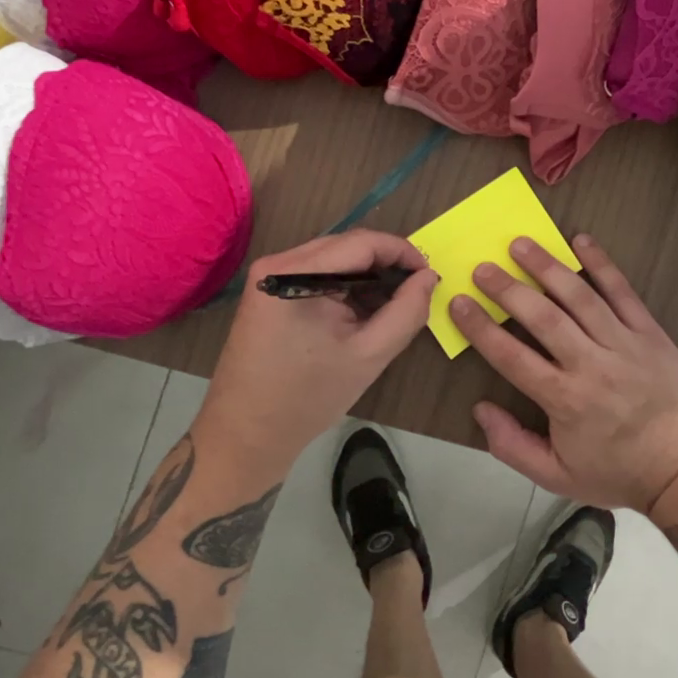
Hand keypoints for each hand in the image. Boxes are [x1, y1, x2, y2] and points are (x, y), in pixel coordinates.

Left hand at [197, 230, 438, 467]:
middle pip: (347, 247)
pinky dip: (346, 290)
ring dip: (367, 279)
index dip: (403, 253)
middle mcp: (277, 263)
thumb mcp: (369, 355)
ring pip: (334, 261)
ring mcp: (270, 278)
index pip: (362, 242)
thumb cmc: (306, 398)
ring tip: (392, 310)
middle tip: (416, 295)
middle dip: (386, 267)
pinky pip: (319, 278)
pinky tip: (362, 317)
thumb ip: (406, 312)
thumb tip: (429, 277)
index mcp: (294, 272)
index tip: (430, 277)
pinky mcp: (270, 294)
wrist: (246, 435)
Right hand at [452, 234, 677, 511]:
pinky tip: (581, 241)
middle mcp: (592, 365)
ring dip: (548, 267)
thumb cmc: (618, 472)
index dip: (481, 329)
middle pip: (544, 318)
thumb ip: (513, 446)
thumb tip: (480, 410)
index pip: (513, 357)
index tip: (459, 303)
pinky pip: (623, 293)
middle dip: (509, 290)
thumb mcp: (558, 476)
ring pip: (580, 297)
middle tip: (483, 267)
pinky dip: (602, 265)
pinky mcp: (650, 333)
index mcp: (565, 401)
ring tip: (521, 244)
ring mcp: (624, 344)